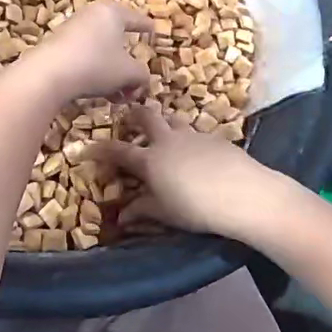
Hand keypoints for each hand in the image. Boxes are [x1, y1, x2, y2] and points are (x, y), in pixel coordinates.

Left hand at [20, 1, 152, 101]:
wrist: (47, 74)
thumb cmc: (96, 65)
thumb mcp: (128, 73)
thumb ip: (141, 74)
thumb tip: (141, 80)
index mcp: (112, 13)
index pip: (136, 18)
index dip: (146, 27)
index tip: (154, 31)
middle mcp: (91, 15)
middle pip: (116, 37)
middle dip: (128, 62)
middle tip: (135, 78)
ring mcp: (71, 30)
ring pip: (100, 51)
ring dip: (112, 73)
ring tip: (118, 95)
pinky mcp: (57, 46)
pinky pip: (84, 57)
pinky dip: (95, 73)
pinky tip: (99, 94)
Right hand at [92, 106, 300, 242]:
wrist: (244, 194)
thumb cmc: (196, 208)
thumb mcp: (164, 213)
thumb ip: (142, 210)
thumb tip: (121, 217)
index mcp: (149, 160)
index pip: (118, 151)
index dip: (100, 149)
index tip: (87, 147)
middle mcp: (168, 141)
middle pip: (147, 117)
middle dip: (135, 114)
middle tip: (130, 116)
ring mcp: (193, 136)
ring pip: (174, 120)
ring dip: (166, 124)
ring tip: (166, 134)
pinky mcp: (216, 138)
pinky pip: (197, 133)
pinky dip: (191, 140)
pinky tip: (198, 154)